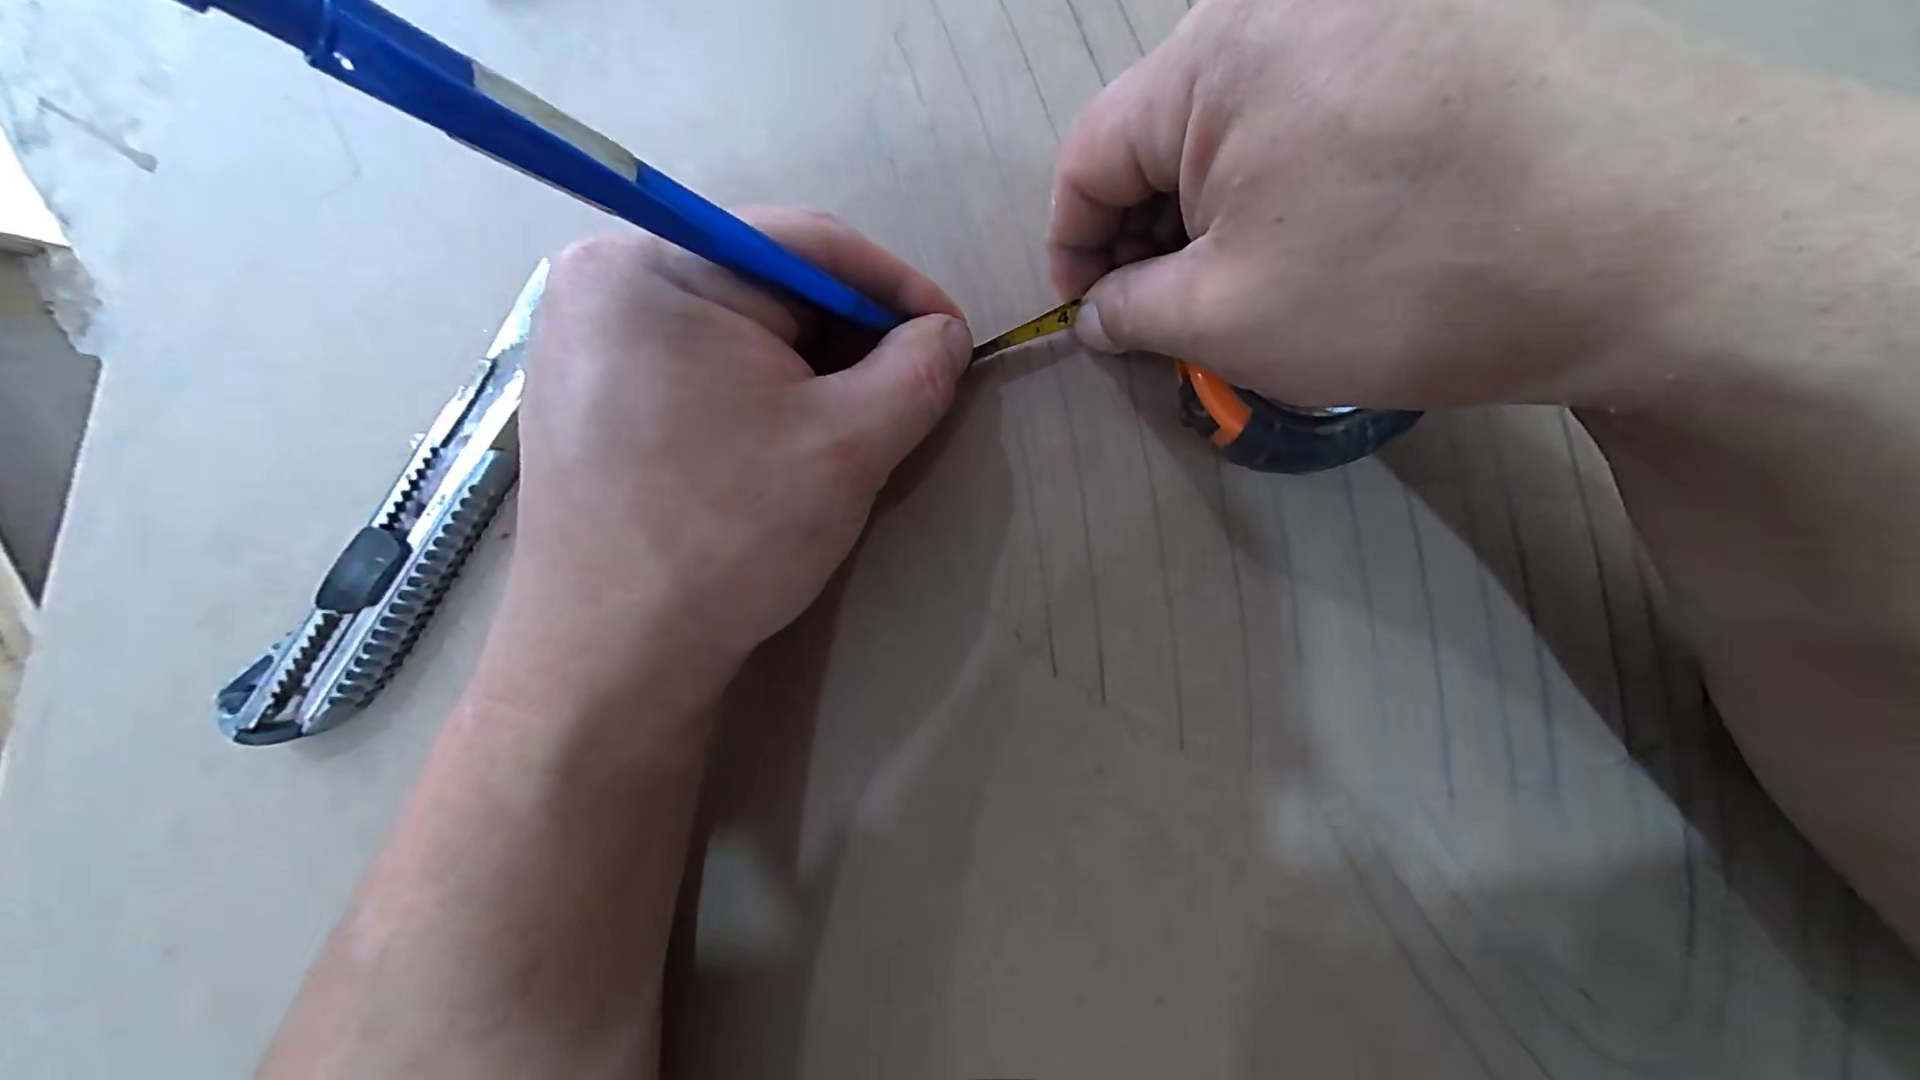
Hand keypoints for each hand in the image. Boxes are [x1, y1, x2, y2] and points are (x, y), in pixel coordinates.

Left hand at [487, 208, 970, 701]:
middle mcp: (605, 284)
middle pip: (770, 284)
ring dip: (813, 371)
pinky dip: (765, 394)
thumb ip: (917, 372)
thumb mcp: (848, 446)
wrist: (617, 658)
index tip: (953, 334)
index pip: (808, 245)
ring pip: (740, 331)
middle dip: (853, 337)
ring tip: (852, 426)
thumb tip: (946, 333)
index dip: (897, 287)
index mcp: (654, 265)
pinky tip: (788, 443)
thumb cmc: (728, 537)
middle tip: (907, 391)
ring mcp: (590, 343)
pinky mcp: (595, 397)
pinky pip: (704, 367)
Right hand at [1048, 0, 1741, 408]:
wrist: (1658, 247)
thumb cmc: (1397, 287)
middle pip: (1159, 139)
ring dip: (1207, 222)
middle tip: (1158, 318)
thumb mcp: (1224, 318)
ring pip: (1231, 133)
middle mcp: (1286, 5)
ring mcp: (1372, 8)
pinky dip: (1272, 193)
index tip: (1084, 314)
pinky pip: (1304, 118)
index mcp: (1217, 57)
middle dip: (1141, 239)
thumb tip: (1091, 314)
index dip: (1068, 245)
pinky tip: (1296, 249)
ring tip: (1228, 295)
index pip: (1089, 156)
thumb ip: (1129, 312)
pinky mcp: (1434, 33)